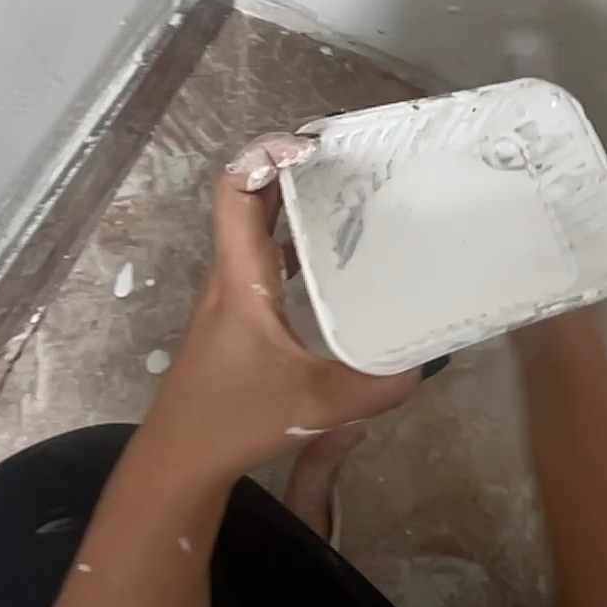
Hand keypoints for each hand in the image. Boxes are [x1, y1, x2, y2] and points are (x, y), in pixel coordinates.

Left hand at [145, 134, 421, 479]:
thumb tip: (426, 362)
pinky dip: (294, 244)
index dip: (265, 155)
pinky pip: (265, 259)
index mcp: (242, 276)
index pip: (236, 191)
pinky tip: (331, 260)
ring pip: (257, 229)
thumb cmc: (235, 418)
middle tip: (344, 162)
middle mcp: (232, 273)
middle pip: (251, 200)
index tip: (311, 146)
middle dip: (291, 172)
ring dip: (292, 206)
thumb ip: (375, 385)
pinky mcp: (239, 315)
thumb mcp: (315, 403)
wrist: (180, 460)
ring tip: (346, 197)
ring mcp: (232, 294)